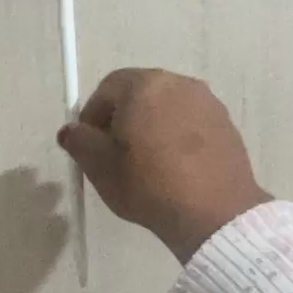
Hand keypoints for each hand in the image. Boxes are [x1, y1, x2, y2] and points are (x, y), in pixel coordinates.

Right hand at [57, 68, 271, 263]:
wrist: (211, 208)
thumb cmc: (146, 184)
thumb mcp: (99, 167)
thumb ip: (79, 141)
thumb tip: (70, 130)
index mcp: (144, 88)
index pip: (107, 86)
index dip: (90, 113)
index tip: (88, 143)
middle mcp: (178, 83)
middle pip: (138, 92)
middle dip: (119, 118)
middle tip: (111, 153)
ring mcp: (205, 100)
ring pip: (163, 105)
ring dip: (146, 125)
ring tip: (141, 161)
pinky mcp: (222, 120)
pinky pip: (185, 119)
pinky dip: (171, 133)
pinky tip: (168, 165)